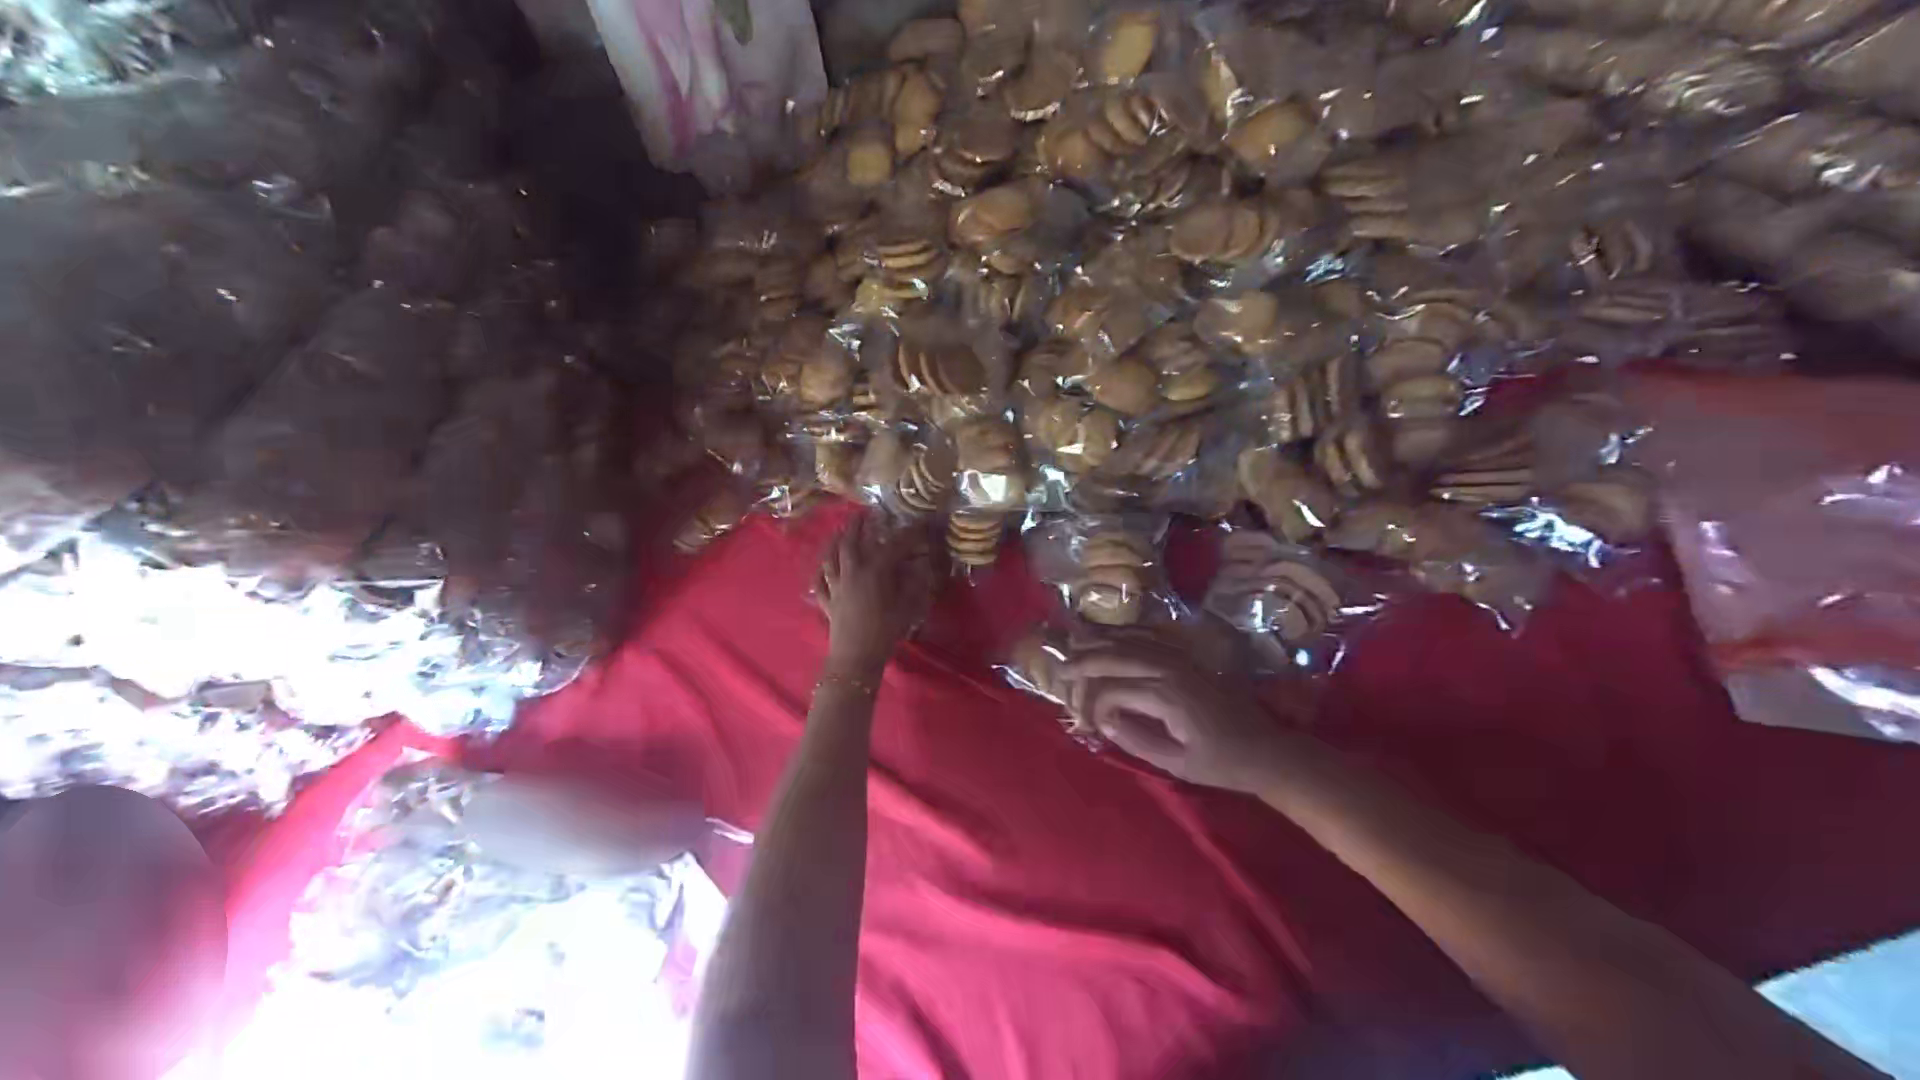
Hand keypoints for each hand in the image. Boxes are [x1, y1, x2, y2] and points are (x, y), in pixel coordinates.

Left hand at [813, 513, 935, 674]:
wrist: (856, 658)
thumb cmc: (885, 632)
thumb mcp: (907, 607)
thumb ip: (913, 584)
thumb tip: (919, 566)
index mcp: (874, 572)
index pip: (893, 546)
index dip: (908, 534)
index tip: (918, 523)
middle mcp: (851, 573)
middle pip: (851, 543)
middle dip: (857, 526)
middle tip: (862, 513)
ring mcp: (835, 587)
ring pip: (831, 558)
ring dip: (835, 541)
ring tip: (839, 531)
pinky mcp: (826, 602)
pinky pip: (820, 582)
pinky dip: (820, 572)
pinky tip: (822, 567)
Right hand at [1062, 638, 1297, 793]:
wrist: (1266, 749)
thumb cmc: (1221, 763)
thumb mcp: (1176, 763)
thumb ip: (1135, 739)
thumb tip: (1103, 720)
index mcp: (1166, 695)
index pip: (1111, 690)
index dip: (1091, 705)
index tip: (1085, 724)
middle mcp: (1169, 668)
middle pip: (1115, 656)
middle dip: (1083, 662)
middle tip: (1059, 669)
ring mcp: (1179, 658)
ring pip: (1129, 642)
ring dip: (1099, 643)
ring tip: (1073, 646)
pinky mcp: (1186, 657)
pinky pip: (1148, 638)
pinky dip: (1124, 635)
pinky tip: (1109, 637)